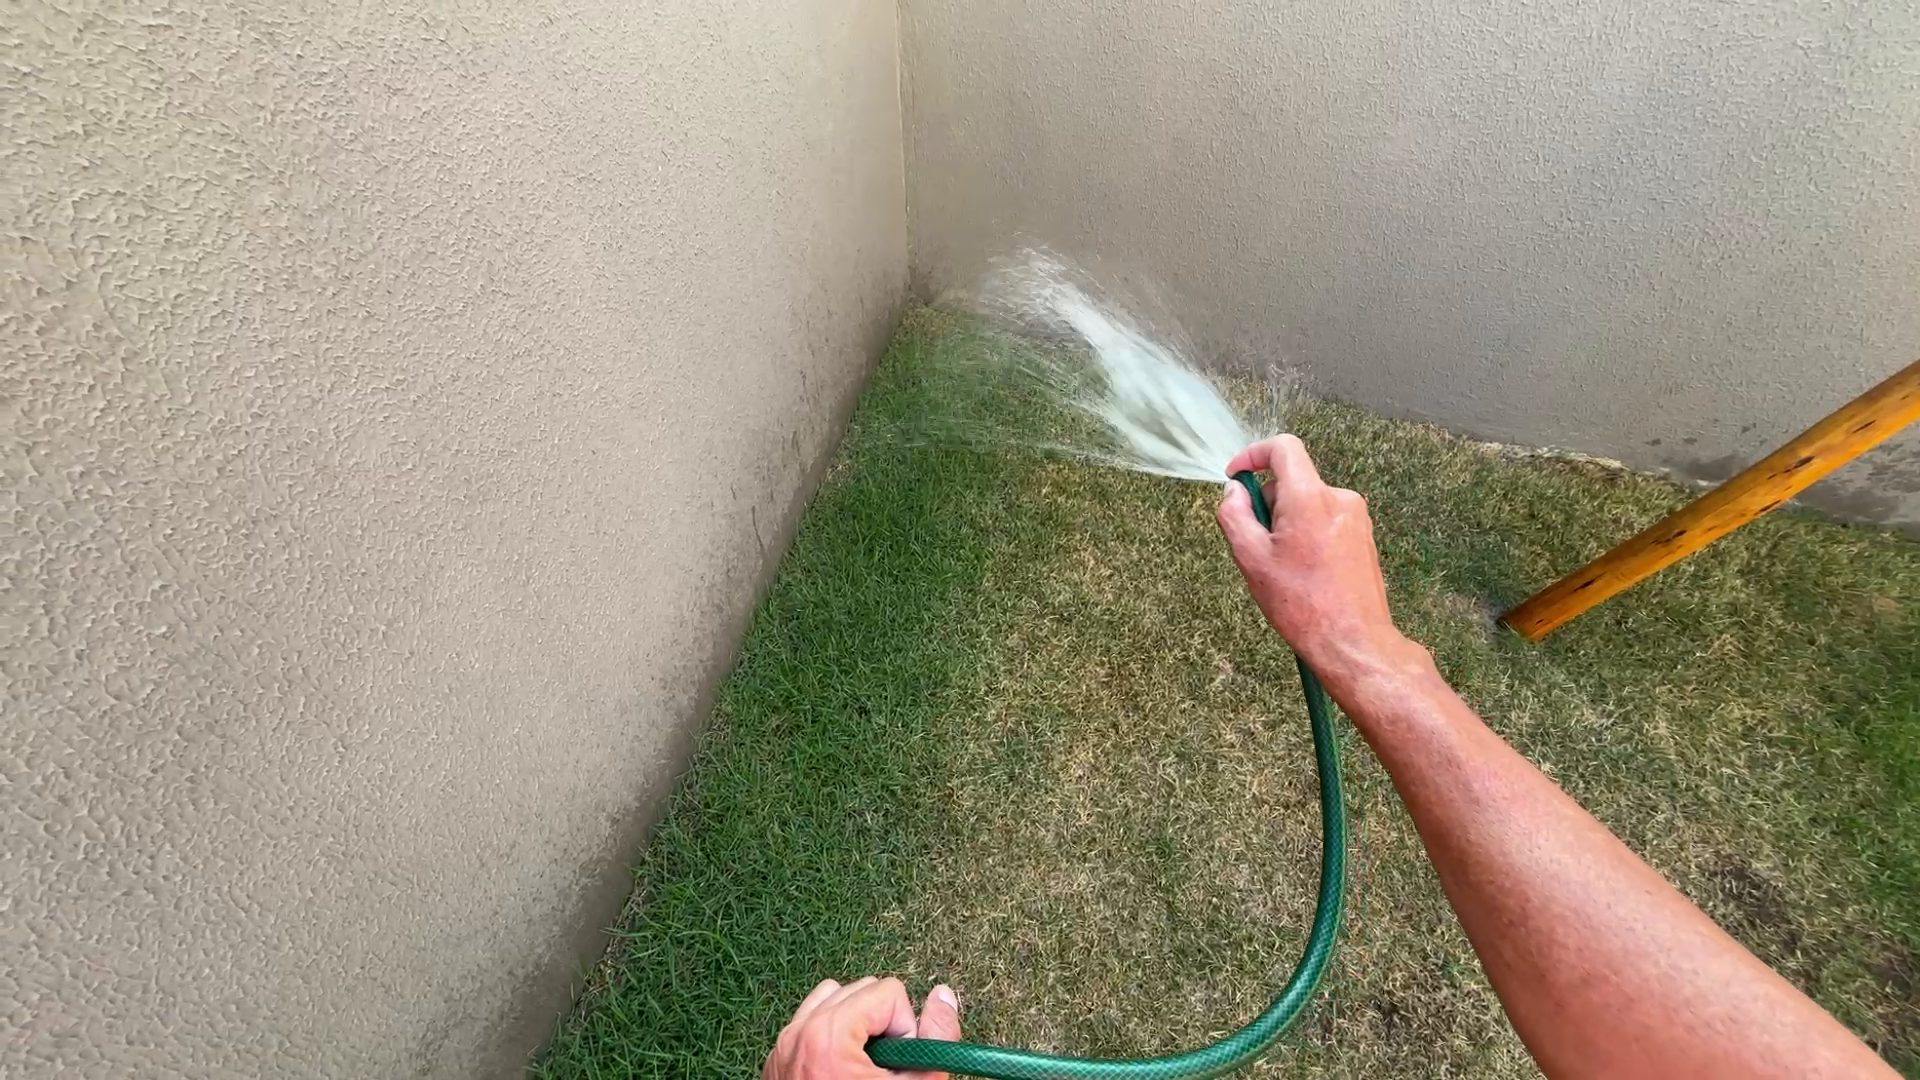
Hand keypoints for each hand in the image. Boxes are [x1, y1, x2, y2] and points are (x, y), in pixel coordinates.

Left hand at [763, 976, 961, 1079]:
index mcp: (829, 1036)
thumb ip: (936, 1040)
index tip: (895, 1067)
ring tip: (862, 1066)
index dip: (904, 1029)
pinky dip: (832, 1029)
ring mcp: (786, 1043)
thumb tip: (942, 995)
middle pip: (864, 989)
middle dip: (882, 1024)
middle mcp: (802, 1031)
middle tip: (881, 1069)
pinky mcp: (779, 1055)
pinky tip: (842, 1066)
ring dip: (857, 1021)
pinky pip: (813, 1014)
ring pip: (837, 995)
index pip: (889, 992)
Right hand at [1217, 435, 1420, 689]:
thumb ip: (1235, 515)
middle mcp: (1338, 499)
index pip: (1283, 448)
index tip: (1234, 477)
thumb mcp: (1251, 558)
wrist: (1352, 640)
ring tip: (1280, 564)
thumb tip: (1234, 492)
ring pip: (1306, 502)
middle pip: (1291, 480)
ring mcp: (1356, 517)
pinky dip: (1304, 532)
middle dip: (1266, 502)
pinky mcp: (1363, 535)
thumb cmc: (1300, 603)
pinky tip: (1301, 571)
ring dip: (1285, 521)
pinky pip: (1324, 518)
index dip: (1252, 454)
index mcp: (1309, 498)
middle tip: (1255, 543)